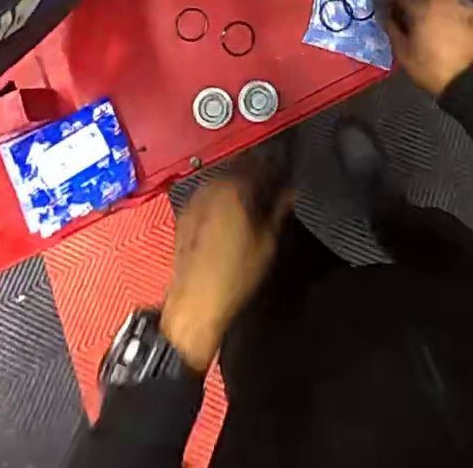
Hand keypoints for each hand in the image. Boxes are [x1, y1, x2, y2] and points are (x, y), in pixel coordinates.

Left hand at [161, 179, 293, 370]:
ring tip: (251, 206)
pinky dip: (220, 202)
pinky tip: (229, 220)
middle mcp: (211, 188)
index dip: (275, 171)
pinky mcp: (184, 217)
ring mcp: (194, 202)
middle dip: (255, 178)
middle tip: (270, 192)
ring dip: (237, 189)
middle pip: (238, 172)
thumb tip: (289, 194)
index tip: (284, 179)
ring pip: (222, 184)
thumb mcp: (267, 243)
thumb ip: (279, 211)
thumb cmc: (234, 276)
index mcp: (233, 189)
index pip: (259, 167)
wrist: (195, 305)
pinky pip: (207, 199)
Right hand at [380, 0, 472, 94]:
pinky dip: (443, 4)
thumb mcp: (404, 53)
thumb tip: (384, 13)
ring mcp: (460, 1)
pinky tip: (442, 19)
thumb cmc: (433, 69)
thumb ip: (391, 27)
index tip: (383, 5)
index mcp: (421, 6)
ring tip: (422, 13)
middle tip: (401, 5)